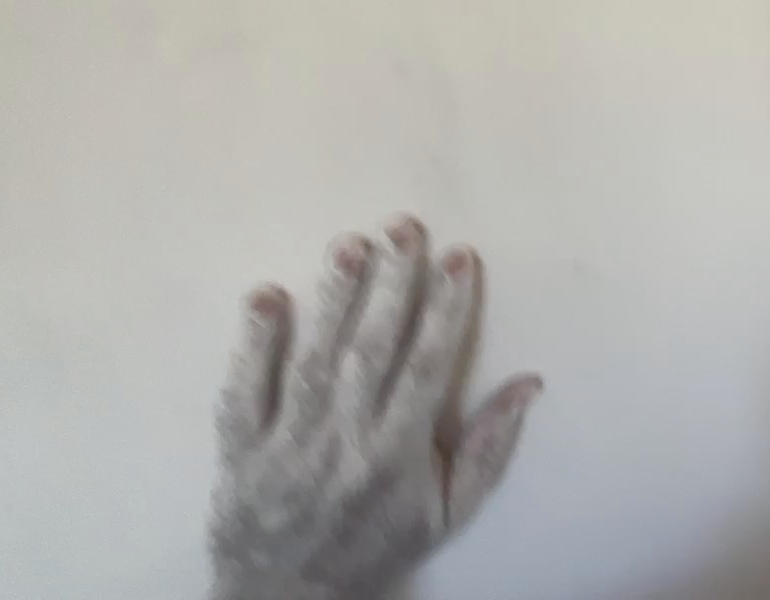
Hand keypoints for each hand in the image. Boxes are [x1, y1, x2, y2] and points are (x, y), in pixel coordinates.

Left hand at [209, 216, 542, 599]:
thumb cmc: (380, 543)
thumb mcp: (451, 508)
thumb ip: (491, 445)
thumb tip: (530, 381)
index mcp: (399, 450)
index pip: (429, 364)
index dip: (447, 307)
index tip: (459, 257)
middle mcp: (345, 439)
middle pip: (372, 349)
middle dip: (391, 284)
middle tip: (403, 227)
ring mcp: (286, 444)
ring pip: (313, 360)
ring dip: (333, 299)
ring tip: (349, 245)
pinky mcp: (239, 452)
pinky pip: (243, 394)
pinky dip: (252, 345)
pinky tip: (266, 295)